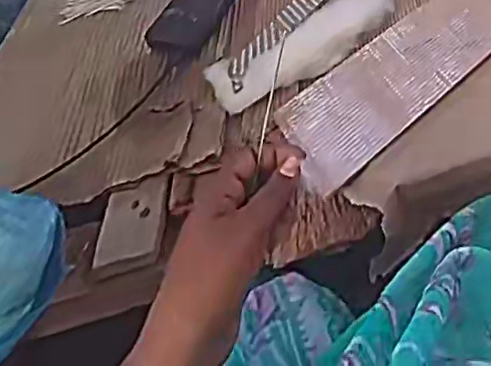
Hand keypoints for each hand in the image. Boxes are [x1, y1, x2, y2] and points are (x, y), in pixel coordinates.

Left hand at [135, 142, 303, 364]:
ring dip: (278, 211)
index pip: (249, 155)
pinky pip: (258, 233)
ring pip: (260, 207)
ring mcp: (226, 233)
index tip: (302, 163)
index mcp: (217, 191)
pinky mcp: (233, 257)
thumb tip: (293, 160)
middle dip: (280, 185)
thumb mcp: (249, 228)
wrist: (187, 336)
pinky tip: (277, 245)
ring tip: (286, 225)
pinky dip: (271, 233)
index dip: (275, 153)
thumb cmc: (214, 275)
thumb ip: (274, 192)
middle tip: (298, 198)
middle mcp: (221, 207)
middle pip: (256, 180)